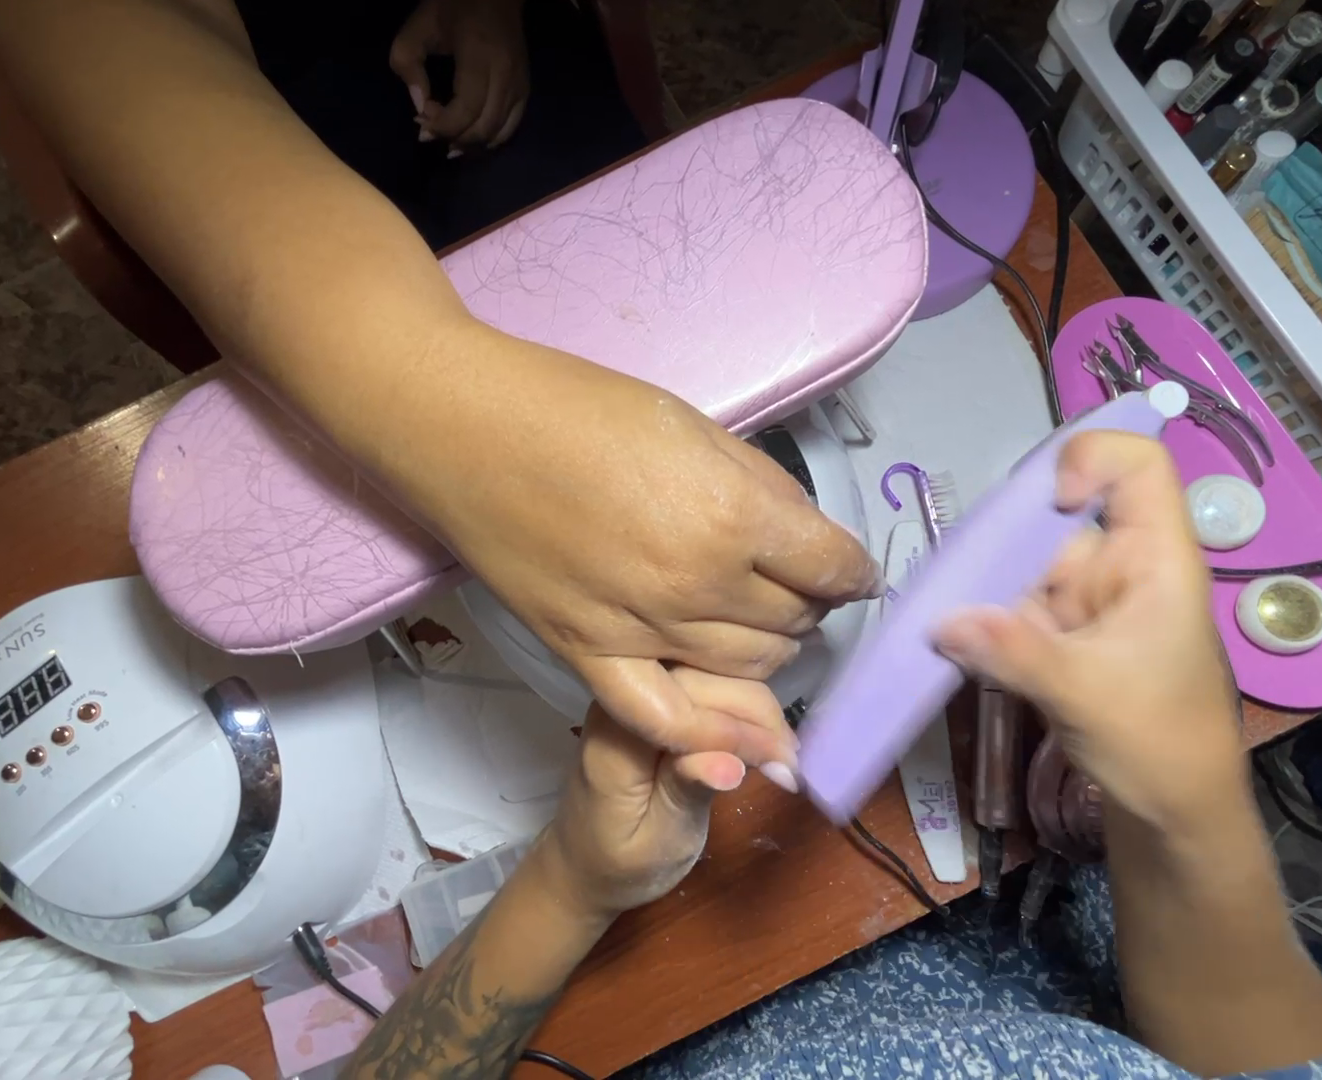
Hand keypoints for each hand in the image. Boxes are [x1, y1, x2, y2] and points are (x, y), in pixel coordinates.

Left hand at [389, 0, 529, 149]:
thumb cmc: (454, 6)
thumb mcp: (420, 24)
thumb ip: (408, 63)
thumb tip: (420, 107)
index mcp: (479, 56)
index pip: (467, 109)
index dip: (443, 125)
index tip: (420, 120)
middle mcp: (505, 76)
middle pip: (483, 128)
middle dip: (454, 138)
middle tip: (431, 132)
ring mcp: (519, 87)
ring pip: (497, 135)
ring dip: (471, 145)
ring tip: (449, 141)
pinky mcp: (525, 93)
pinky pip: (509, 130)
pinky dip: (489, 141)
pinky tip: (471, 139)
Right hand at [398, 329, 876, 780]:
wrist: (467, 429)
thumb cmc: (580, 407)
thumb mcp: (695, 426)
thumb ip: (761, 488)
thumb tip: (805, 538)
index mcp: (732, 515)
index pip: (833, 565)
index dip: (854, 567)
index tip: (850, 568)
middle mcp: (698, 585)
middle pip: (795, 620)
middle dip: (812, 601)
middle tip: (797, 579)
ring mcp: (641, 630)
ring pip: (748, 669)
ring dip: (774, 646)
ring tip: (762, 619)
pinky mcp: (588, 655)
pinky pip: (667, 718)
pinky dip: (716, 735)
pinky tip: (746, 738)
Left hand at [536, 668, 780, 918]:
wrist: (585, 863)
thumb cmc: (620, 862)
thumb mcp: (656, 841)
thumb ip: (687, 792)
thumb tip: (731, 764)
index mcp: (615, 730)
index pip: (689, 698)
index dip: (744, 726)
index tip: (785, 767)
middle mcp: (626, 697)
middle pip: (706, 676)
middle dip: (758, 715)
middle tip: (793, 764)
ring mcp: (643, 692)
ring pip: (715, 675)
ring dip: (758, 712)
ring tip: (786, 757)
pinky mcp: (661, 698)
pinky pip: (710, 687)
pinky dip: (745, 712)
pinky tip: (766, 743)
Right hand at [932, 432, 1242, 825]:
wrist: (1170, 813)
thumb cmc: (1161, 745)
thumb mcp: (1089, 696)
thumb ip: (1015, 654)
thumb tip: (941, 623)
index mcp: (1152, 561)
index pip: (1137, 469)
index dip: (1091, 460)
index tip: (1049, 502)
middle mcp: (1113, 567)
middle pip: (1051, 519)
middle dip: (998, 542)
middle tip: (952, 578)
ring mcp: (1078, 600)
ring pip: (1016, 565)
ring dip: (976, 585)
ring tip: (936, 611)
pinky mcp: (1050, 632)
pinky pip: (1002, 606)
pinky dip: (973, 617)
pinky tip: (945, 635)